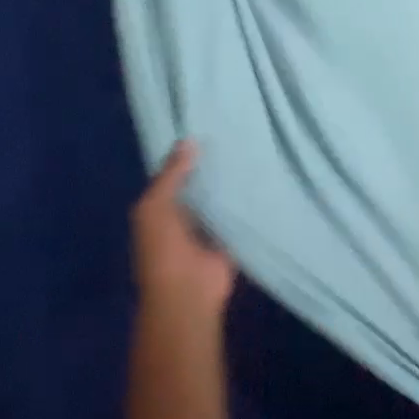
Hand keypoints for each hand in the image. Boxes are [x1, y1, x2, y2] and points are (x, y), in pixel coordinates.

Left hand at [131, 141, 236, 320]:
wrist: (187, 292)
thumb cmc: (162, 248)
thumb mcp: (155, 205)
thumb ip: (171, 174)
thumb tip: (189, 140)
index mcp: (160, 207)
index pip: (174, 174)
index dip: (186, 153)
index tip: (205, 126)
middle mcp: (183, 215)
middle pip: (199, 183)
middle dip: (212, 164)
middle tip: (235, 131)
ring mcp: (208, 226)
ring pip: (219, 196)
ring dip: (230, 181)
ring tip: (252, 145)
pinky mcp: (231, 236)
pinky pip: (239, 213)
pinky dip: (247, 200)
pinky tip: (262, 175)